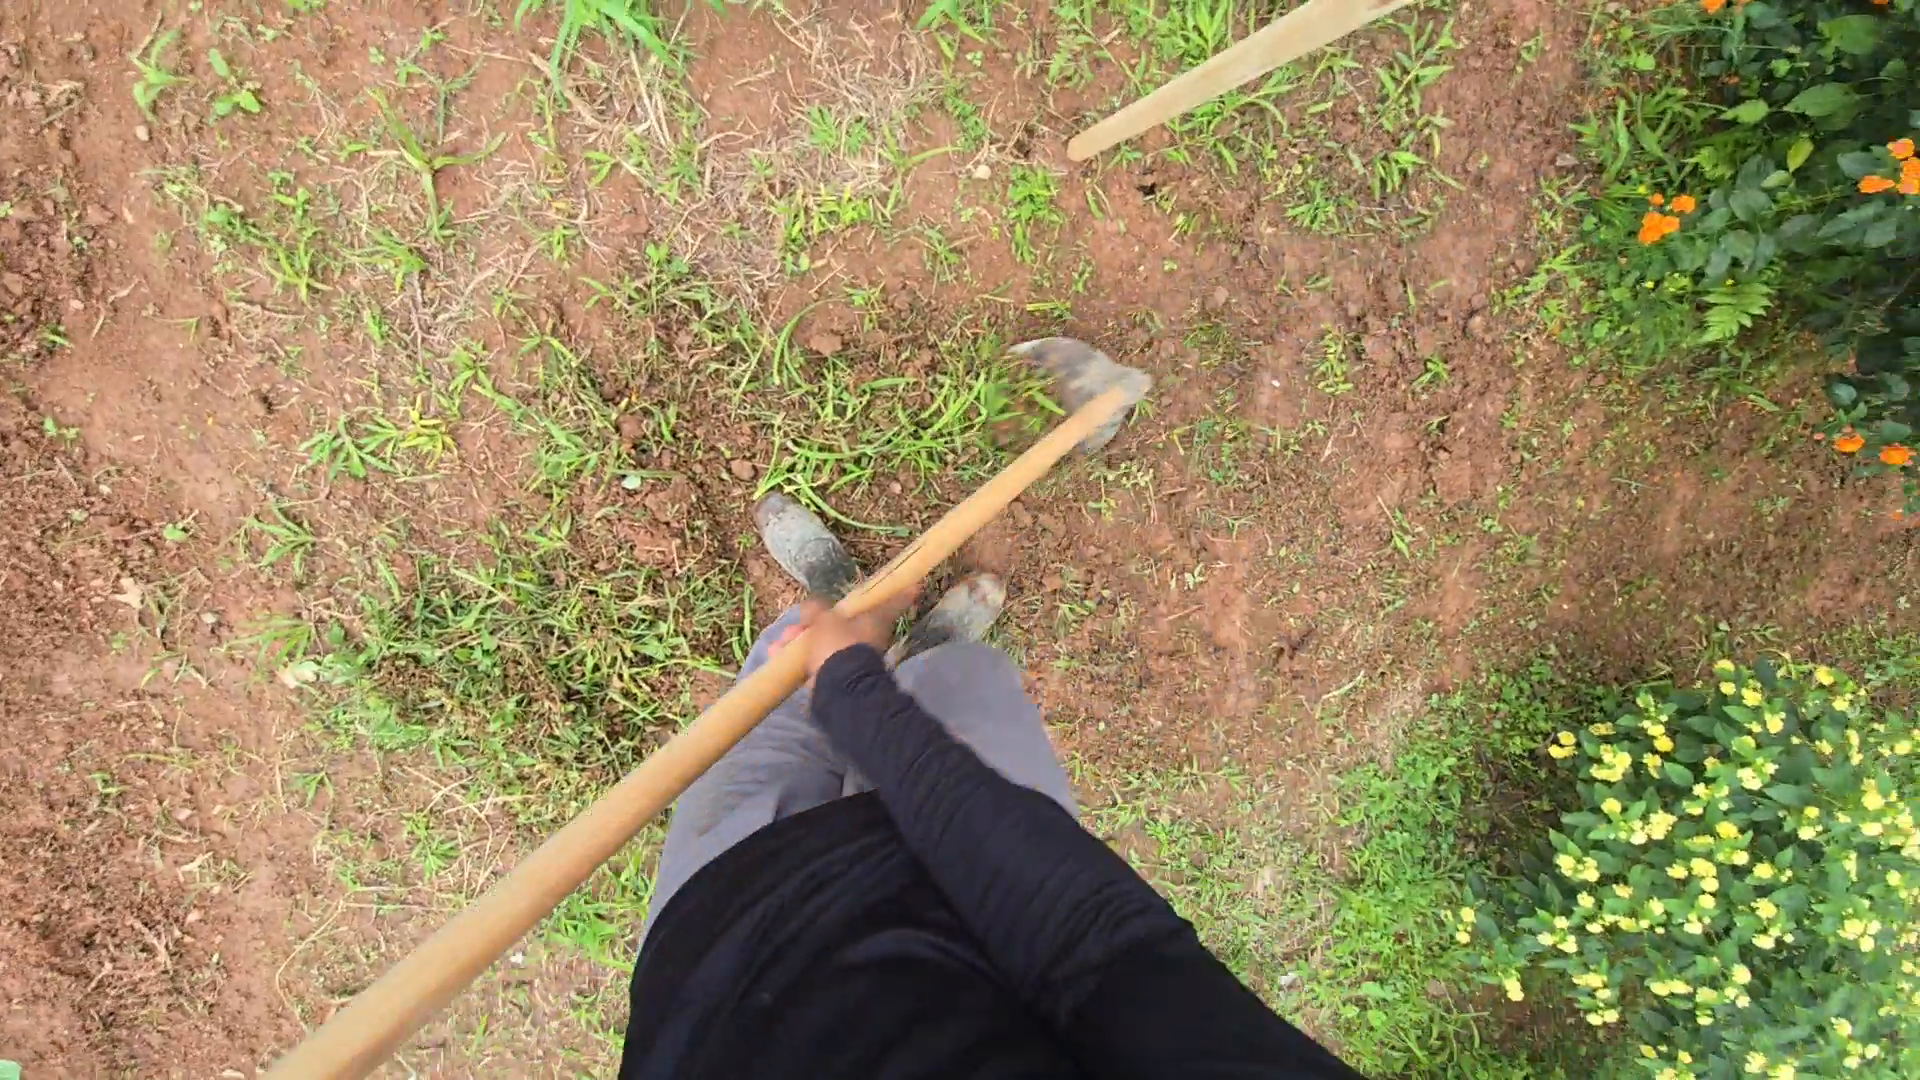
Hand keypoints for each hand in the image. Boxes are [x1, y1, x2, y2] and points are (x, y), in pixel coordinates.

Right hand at [772, 586, 919, 679]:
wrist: (839, 690)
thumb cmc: (838, 646)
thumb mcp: (825, 621)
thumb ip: (817, 610)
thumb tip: (812, 604)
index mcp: (873, 621)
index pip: (892, 602)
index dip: (904, 593)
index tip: (918, 585)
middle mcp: (866, 638)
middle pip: (840, 624)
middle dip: (811, 625)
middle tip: (794, 629)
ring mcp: (851, 658)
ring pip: (824, 643)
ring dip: (800, 642)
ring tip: (779, 645)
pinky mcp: (836, 677)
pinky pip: (815, 662)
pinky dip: (798, 659)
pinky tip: (778, 657)